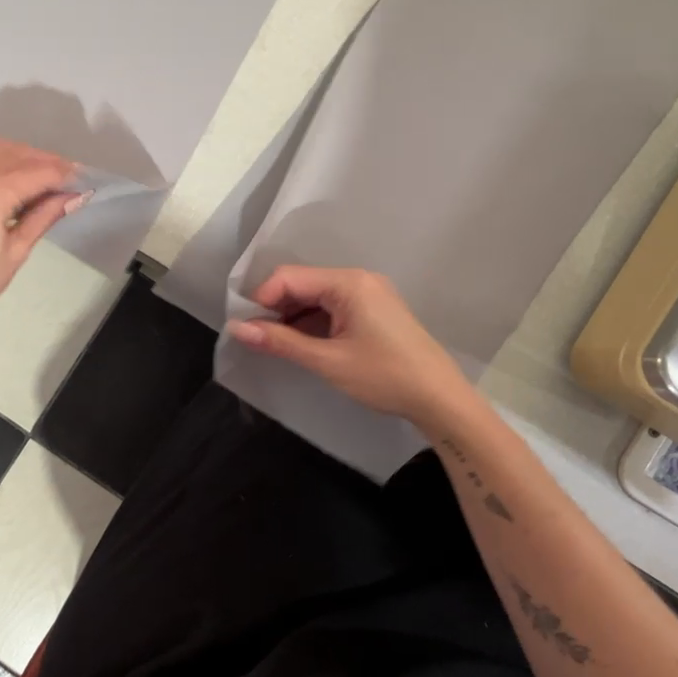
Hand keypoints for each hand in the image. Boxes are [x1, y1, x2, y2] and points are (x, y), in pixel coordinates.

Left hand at [0, 141, 86, 340]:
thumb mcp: (16, 251)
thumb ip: (44, 216)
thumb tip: (73, 196)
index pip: (38, 172)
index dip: (65, 175)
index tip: (85, 182)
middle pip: (19, 154)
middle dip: (47, 162)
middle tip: (70, 179)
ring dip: (25, 157)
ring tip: (45, 178)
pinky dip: (2, 162)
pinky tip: (16, 181)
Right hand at [226, 265, 471, 422]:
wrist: (440, 399)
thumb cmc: (384, 376)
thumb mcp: (327, 361)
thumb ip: (280, 342)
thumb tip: (237, 329)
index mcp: (348, 283)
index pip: (289, 277)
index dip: (261, 299)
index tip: (245, 327)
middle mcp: (358, 280)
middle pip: (301, 283)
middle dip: (274, 308)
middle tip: (255, 338)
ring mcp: (368, 294)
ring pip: (315, 297)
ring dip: (291, 317)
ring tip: (274, 345)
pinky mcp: (373, 311)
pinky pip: (331, 307)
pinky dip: (311, 323)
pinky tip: (301, 345)